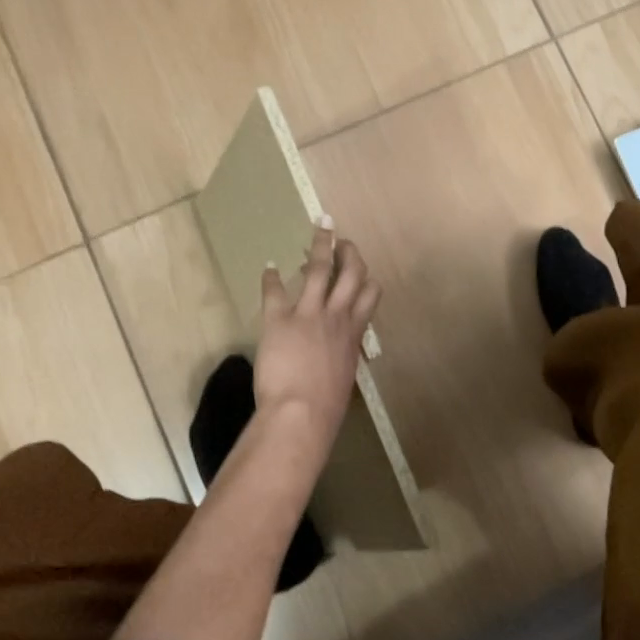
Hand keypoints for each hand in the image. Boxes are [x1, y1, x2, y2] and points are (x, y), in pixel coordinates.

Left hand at [253, 217, 380, 437]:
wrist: (302, 411)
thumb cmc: (327, 405)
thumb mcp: (344, 376)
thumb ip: (342, 357)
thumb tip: (338, 357)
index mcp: (354, 332)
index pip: (370, 294)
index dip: (366, 278)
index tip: (360, 270)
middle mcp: (337, 316)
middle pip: (351, 272)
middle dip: (349, 252)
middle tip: (344, 240)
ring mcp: (309, 314)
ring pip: (319, 269)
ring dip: (321, 245)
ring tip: (321, 228)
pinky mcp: (279, 319)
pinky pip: (275, 291)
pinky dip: (271, 277)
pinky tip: (269, 267)